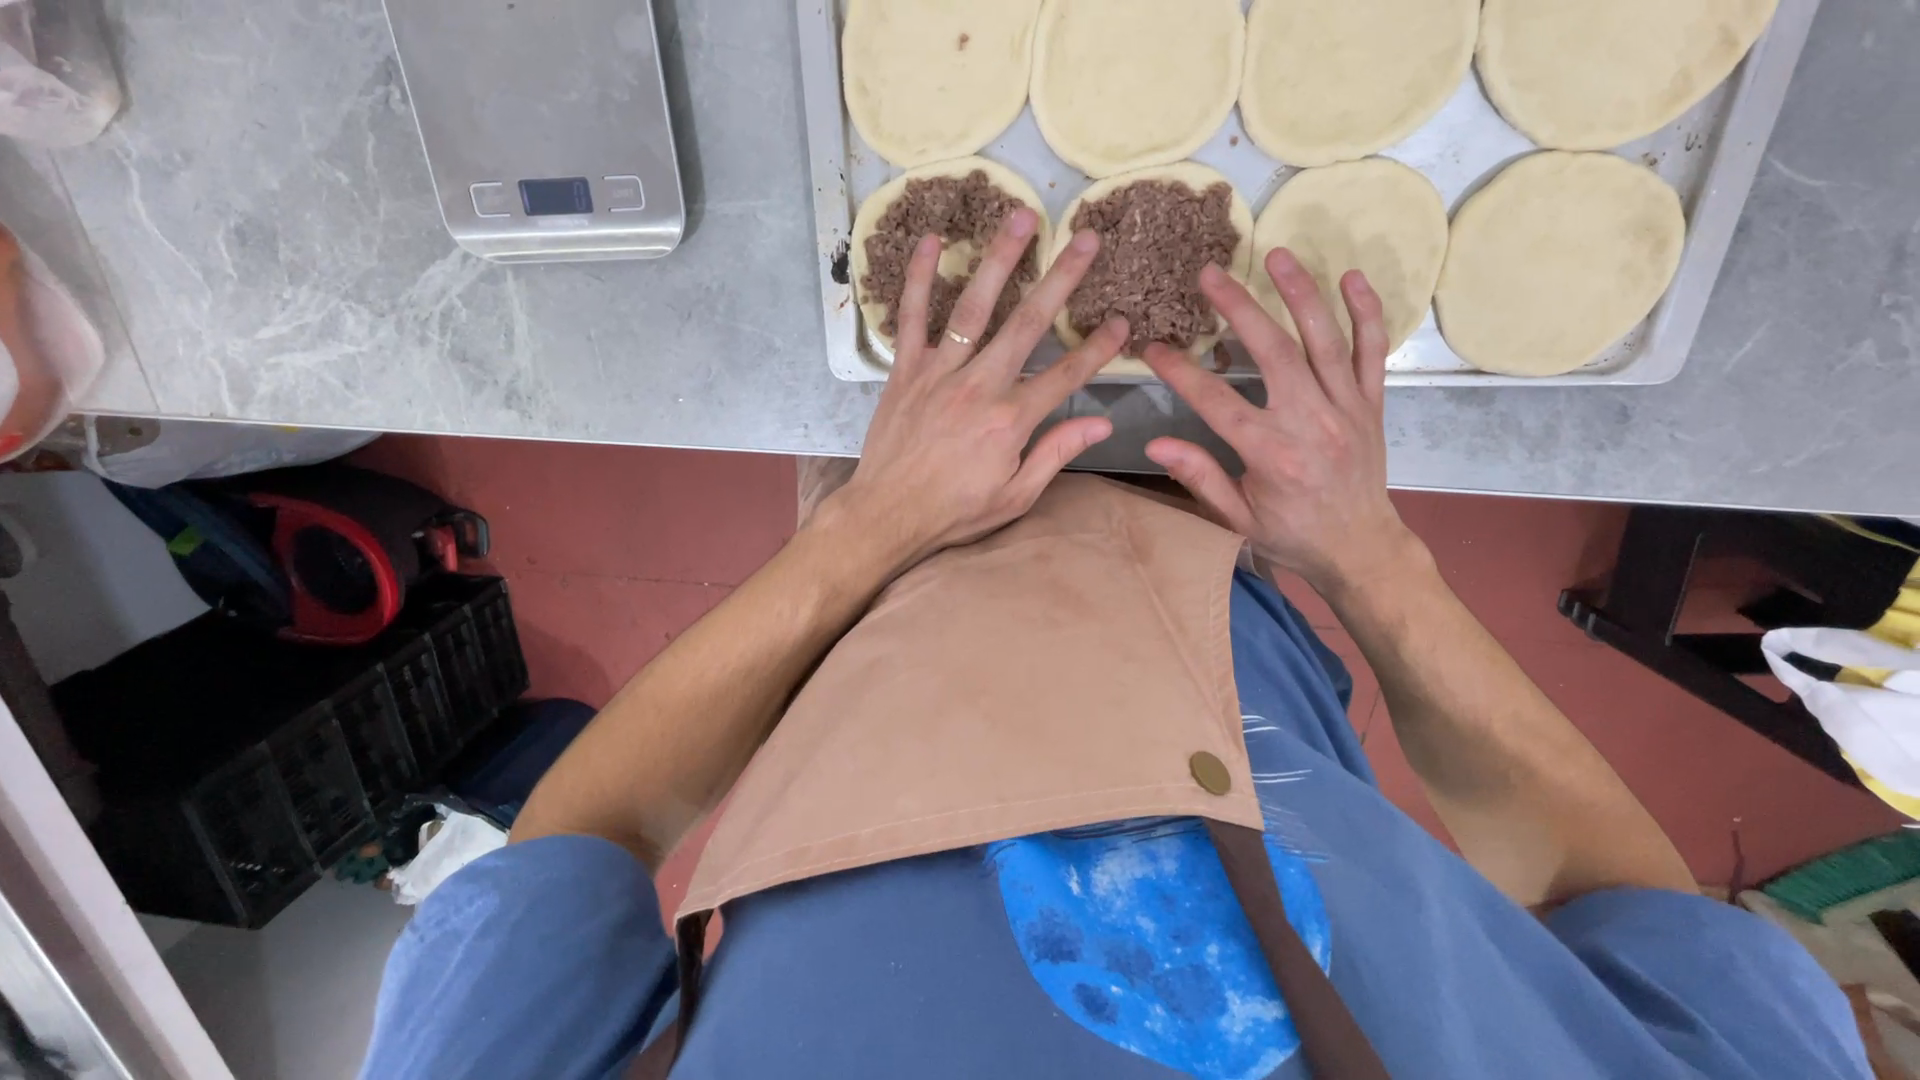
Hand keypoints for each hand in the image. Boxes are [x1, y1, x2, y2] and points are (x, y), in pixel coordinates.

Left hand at [825, 208, 1128, 569]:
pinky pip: (911, 317)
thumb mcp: (1016, 496)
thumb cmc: (954, 511)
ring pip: (974, 307)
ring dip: (999, 259)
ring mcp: (939, 372)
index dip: (1098, 349)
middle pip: (1027, 324)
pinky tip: (932, 241)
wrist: (886, 514)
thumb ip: (1056, 453)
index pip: (1066, 376)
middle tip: (1086, 239)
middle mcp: (979, 386)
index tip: (1121, 322)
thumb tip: (1101, 423)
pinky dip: (920, 279)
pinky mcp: (905, 370)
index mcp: (1010, 421)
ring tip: (1021, 217)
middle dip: (1061, 279)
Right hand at [1142, 249, 1415, 592]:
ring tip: (1276, 255)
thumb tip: (1156, 445)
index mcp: (1271, 454)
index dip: (1179, 371)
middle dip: (1239, 308)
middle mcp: (1311, 422)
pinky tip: (1352, 279)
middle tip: (1211, 274)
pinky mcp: (1372, 405)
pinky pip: (1373, 352)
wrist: (1361, 548)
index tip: (1153, 347)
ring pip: (1324, 340)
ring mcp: (1347, 408)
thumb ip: (1199, 477)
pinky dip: (1367, 313)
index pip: (1215, 401)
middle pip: (1272, 351)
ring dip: (1300, 293)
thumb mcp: (1235, 517)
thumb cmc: (1291, 535)